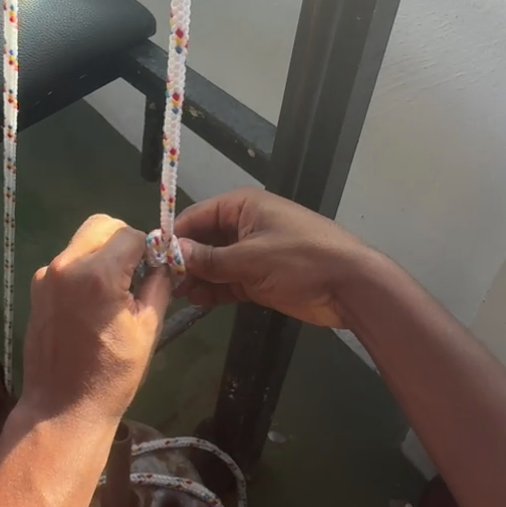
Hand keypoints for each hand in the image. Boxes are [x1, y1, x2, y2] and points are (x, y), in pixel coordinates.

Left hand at [16, 214, 172, 427]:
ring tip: (115, 290)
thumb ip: (158, 285)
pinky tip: (92, 302)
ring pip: (82, 241)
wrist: (61, 408)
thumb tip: (164, 261)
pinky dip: (84, 268)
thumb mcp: (147, 329)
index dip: (148, 247)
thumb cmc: (111, 375)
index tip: (155, 268)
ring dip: (102, 253)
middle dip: (123, 239)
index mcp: (98, 274)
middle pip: (101, 225)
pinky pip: (67, 261)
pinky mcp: (37, 287)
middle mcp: (67, 265)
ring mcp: (47, 275)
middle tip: (136, 271)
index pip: (130, 234)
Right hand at [174, 187, 377, 327]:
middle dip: (184, 258)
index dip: (175, 235)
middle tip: (159, 281)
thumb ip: (210, 259)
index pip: (196, 216)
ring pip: (214, 262)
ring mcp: (252, 252)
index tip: (152, 257)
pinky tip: (195, 300)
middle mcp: (244, 225)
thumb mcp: (251, 258)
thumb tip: (173, 254)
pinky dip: (214, 289)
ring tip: (172, 294)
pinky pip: (229, 280)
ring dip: (196, 276)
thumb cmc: (301, 259)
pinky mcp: (260, 277)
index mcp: (242, 206)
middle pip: (203, 239)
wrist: (352, 287)